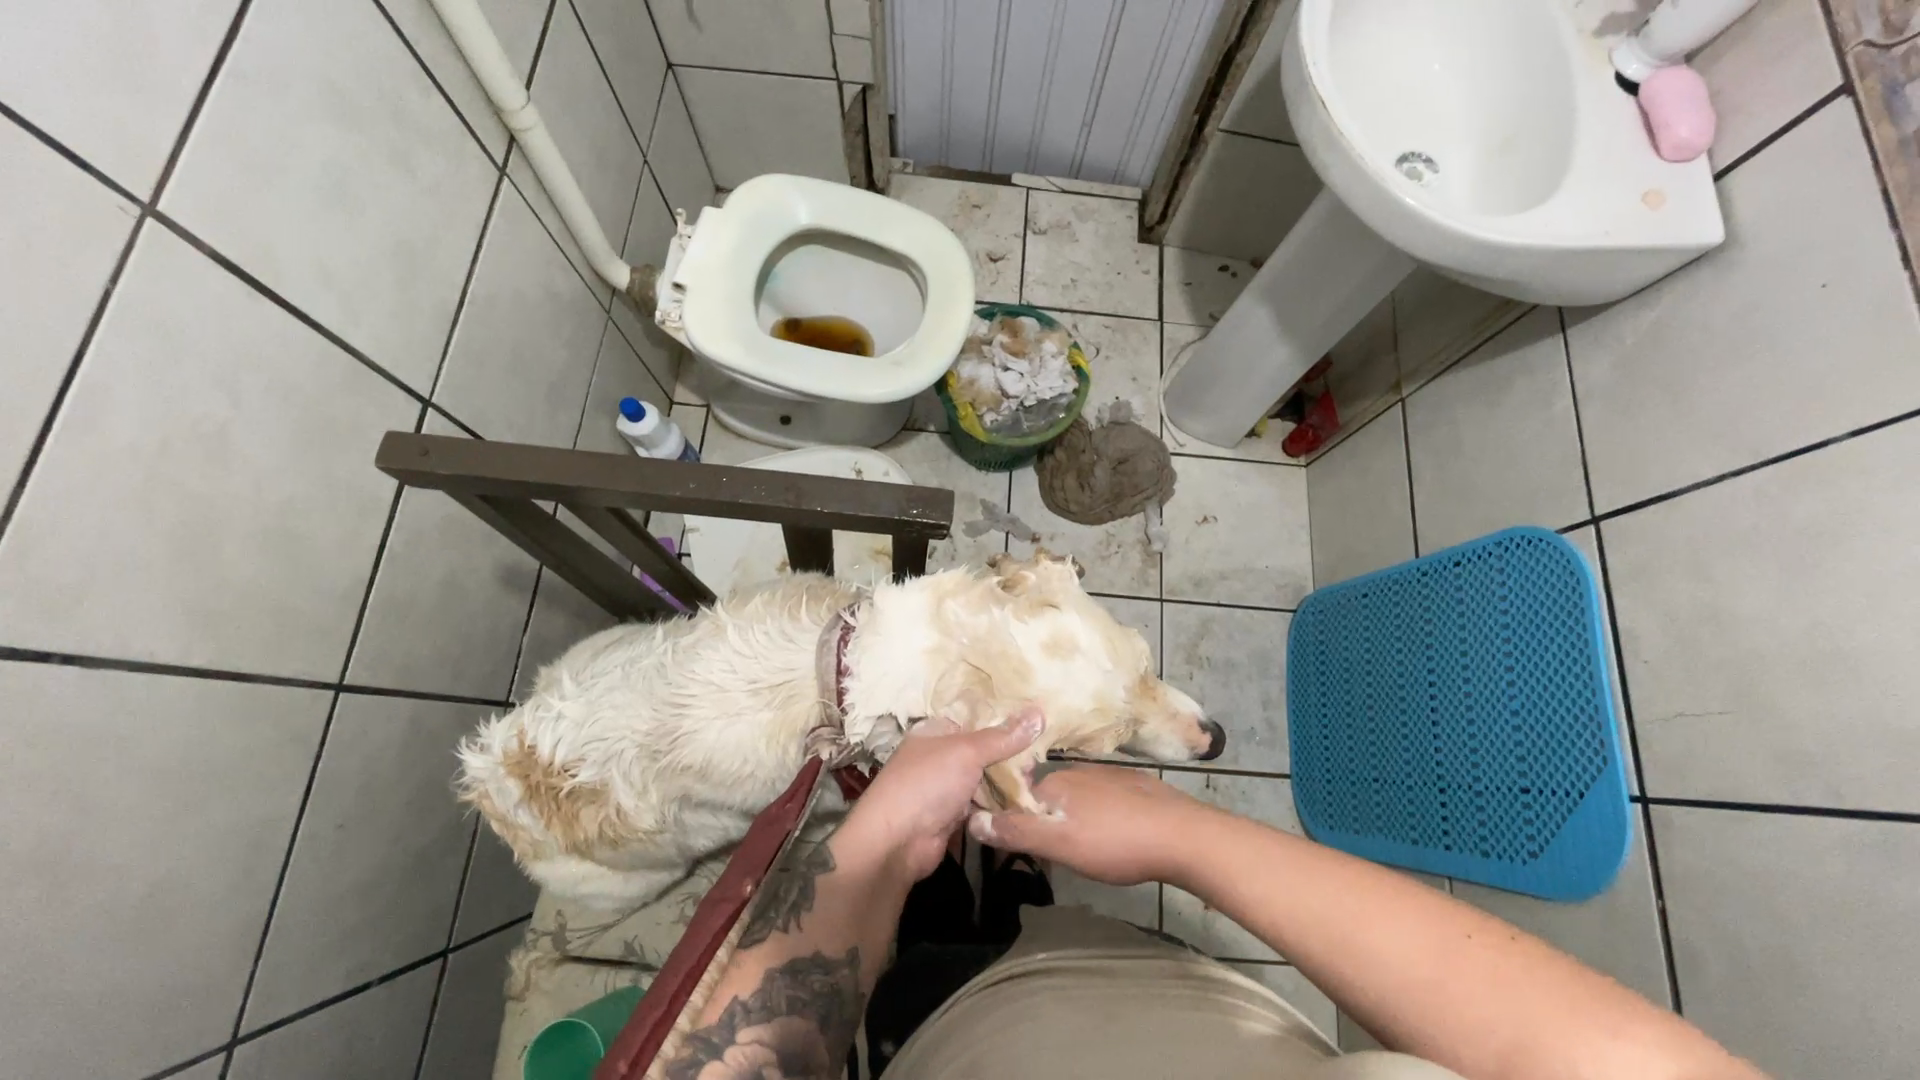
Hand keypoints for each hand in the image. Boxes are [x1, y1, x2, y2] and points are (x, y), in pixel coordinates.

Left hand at [838, 706, 1043, 881]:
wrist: (897, 842)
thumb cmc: (927, 784)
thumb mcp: (967, 752)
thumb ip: (1002, 737)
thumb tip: (1039, 712)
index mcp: (935, 732)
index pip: (974, 718)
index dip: (1003, 720)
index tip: (1037, 721)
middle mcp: (939, 756)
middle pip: (982, 750)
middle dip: (1009, 755)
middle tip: (1043, 757)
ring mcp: (944, 788)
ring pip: (984, 779)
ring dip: (1006, 782)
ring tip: (1040, 779)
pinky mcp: (952, 816)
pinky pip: (981, 805)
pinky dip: (998, 805)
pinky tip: (1025, 803)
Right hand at [967, 765, 1209, 885]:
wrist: (1185, 837)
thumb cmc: (1116, 843)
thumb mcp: (1059, 844)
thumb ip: (1016, 831)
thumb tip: (972, 819)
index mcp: (1056, 782)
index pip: (1020, 798)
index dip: (1016, 824)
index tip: (1022, 851)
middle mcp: (1079, 770)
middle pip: (1049, 798)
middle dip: (1046, 822)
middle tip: (1056, 857)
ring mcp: (1111, 775)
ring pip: (1079, 798)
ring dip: (1075, 820)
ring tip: (1086, 851)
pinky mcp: (1137, 785)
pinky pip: (1106, 800)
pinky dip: (1102, 817)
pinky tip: (1116, 837)